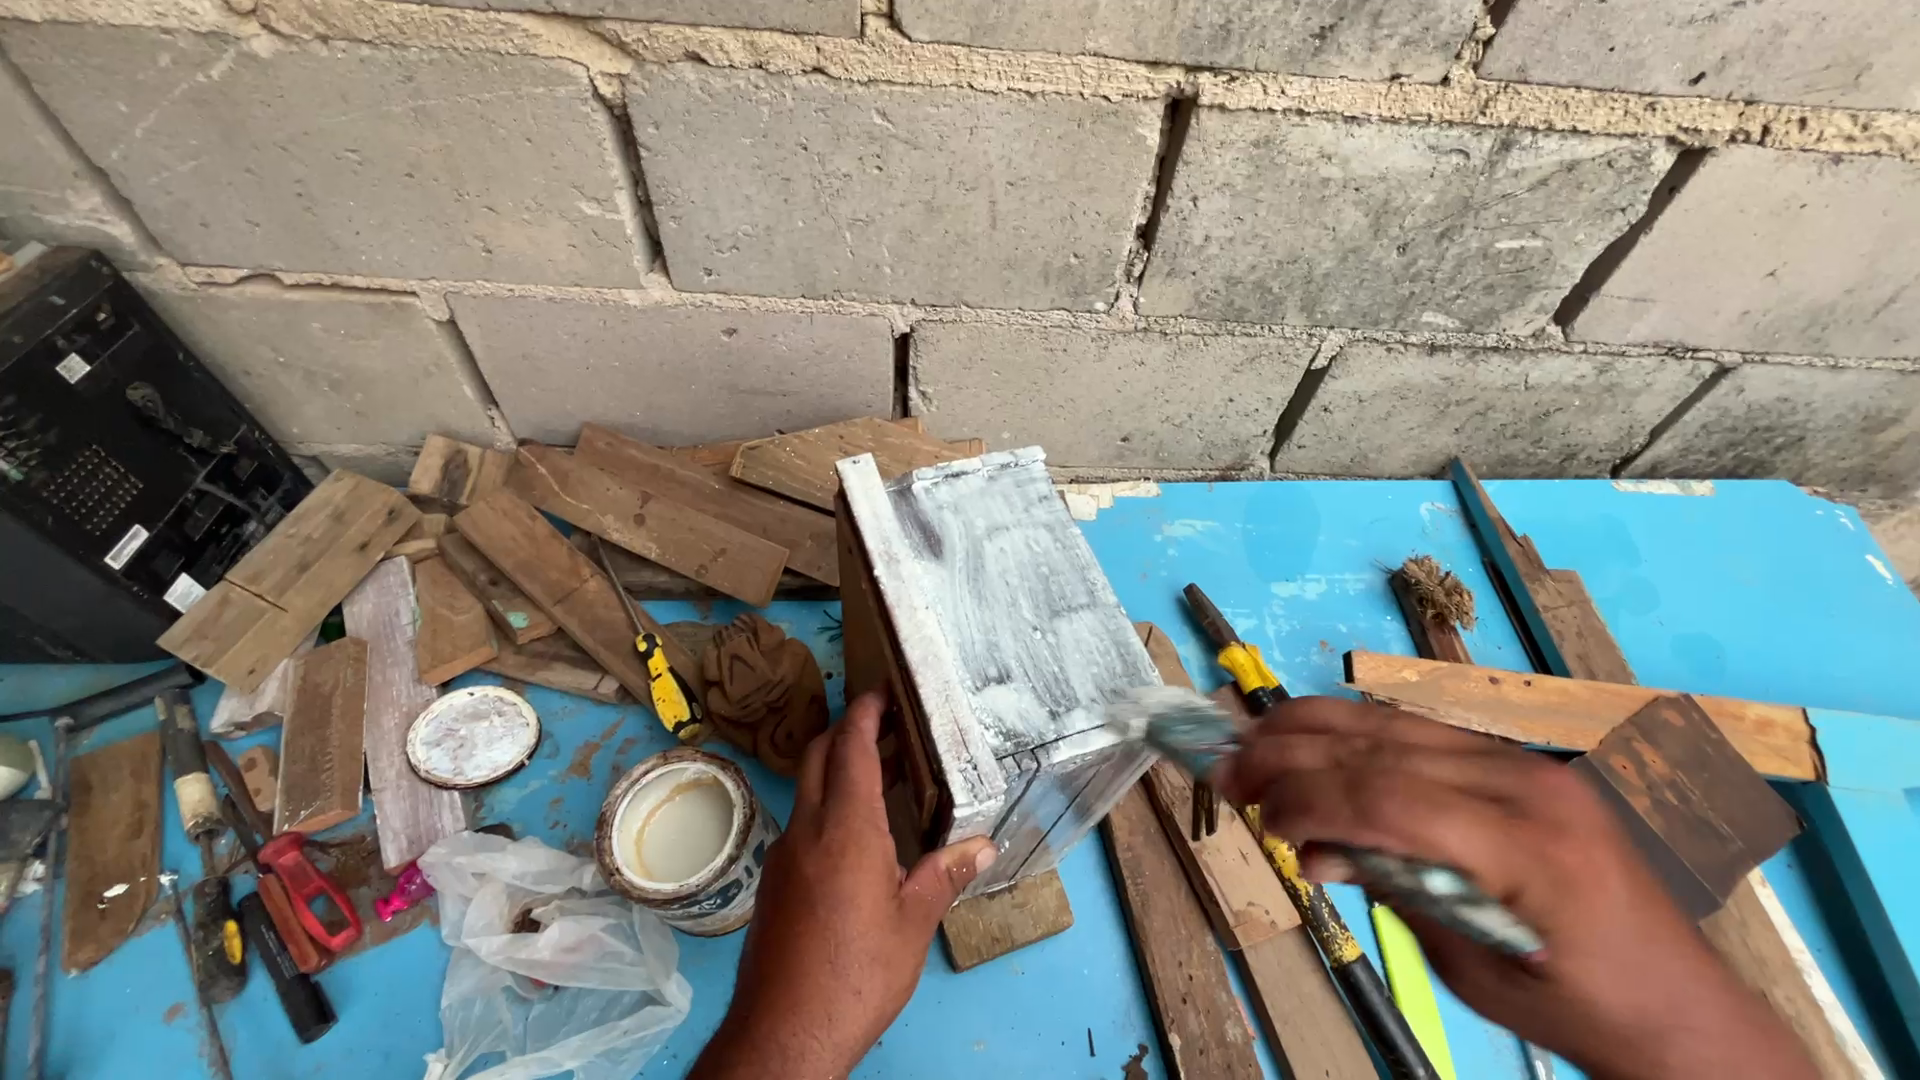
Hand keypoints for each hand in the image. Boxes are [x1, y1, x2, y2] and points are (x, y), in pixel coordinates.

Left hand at [691, 692, 997, 1079]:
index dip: (866, 713)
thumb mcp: (913, 924)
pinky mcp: (774, 883)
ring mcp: (783, 856)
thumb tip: (984, 845)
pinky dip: (829, 807)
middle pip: (819, 756)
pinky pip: (803, 824)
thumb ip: (944, 875)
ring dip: (840, 771)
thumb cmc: (857, 974)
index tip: (882, 690)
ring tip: (884, 776)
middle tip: (888, 726)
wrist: (783, 1035)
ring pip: (808, 790)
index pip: (852, 749)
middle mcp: (807, 830)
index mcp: (846, 829)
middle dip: (849, 731)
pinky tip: (858, 837)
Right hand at [1216, 696, 1818, 1079]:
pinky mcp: (1512, 757)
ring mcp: (1521, 760)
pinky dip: (1348, 732)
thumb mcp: (1468, 966)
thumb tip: (1311, 847)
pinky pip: (1411, 727)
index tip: (1258, 817)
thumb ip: (1388, 889)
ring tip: (1251, 745)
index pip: (1387, 795)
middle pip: (1377, 744)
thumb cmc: (1575, 1005)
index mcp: (1526, 847)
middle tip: (1227, 769)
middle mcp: (1524, 782)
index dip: (1308, 797)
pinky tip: (1310, 742)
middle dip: (1289, 752)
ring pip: (1388, 721)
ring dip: (1308, 729)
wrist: (1682, 1003)